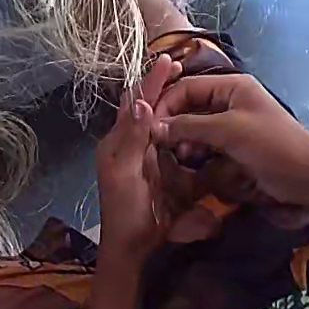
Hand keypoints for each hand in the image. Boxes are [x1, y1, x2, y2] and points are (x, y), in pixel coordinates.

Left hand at [95, 54, 181, 262]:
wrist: (131, 248)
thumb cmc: (126, 211)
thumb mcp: (126, 173)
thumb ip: (134, 138)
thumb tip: (140, 101)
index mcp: (117, 142)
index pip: (135, 103)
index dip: (152, 82)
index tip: (170, 60)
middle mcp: (129, 144)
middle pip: (145, 107)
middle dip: (161, 86)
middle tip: (182, 66)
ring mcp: (144, 157)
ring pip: (157, 122)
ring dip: (169, 102)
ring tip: (188, 85)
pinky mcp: (158, 170)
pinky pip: (168, 142)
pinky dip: (177, 126)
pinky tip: (191, 119)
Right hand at [153, 73, 308, 207]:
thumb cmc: (272, 146)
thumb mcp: (229, 131)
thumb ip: (190, 126)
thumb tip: (155, 127)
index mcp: (232, 86)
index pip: (187, 87)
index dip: (166, 104)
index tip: (151, 127)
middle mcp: (230, 99)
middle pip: (190, 104)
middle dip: (174, 122)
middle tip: (161, 144)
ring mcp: (233, 122)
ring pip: (196, 124)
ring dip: (183, 138)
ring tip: (178, 156)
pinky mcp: (235, 143)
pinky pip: (206, 141)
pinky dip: (195, 149)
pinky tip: (190, 162)